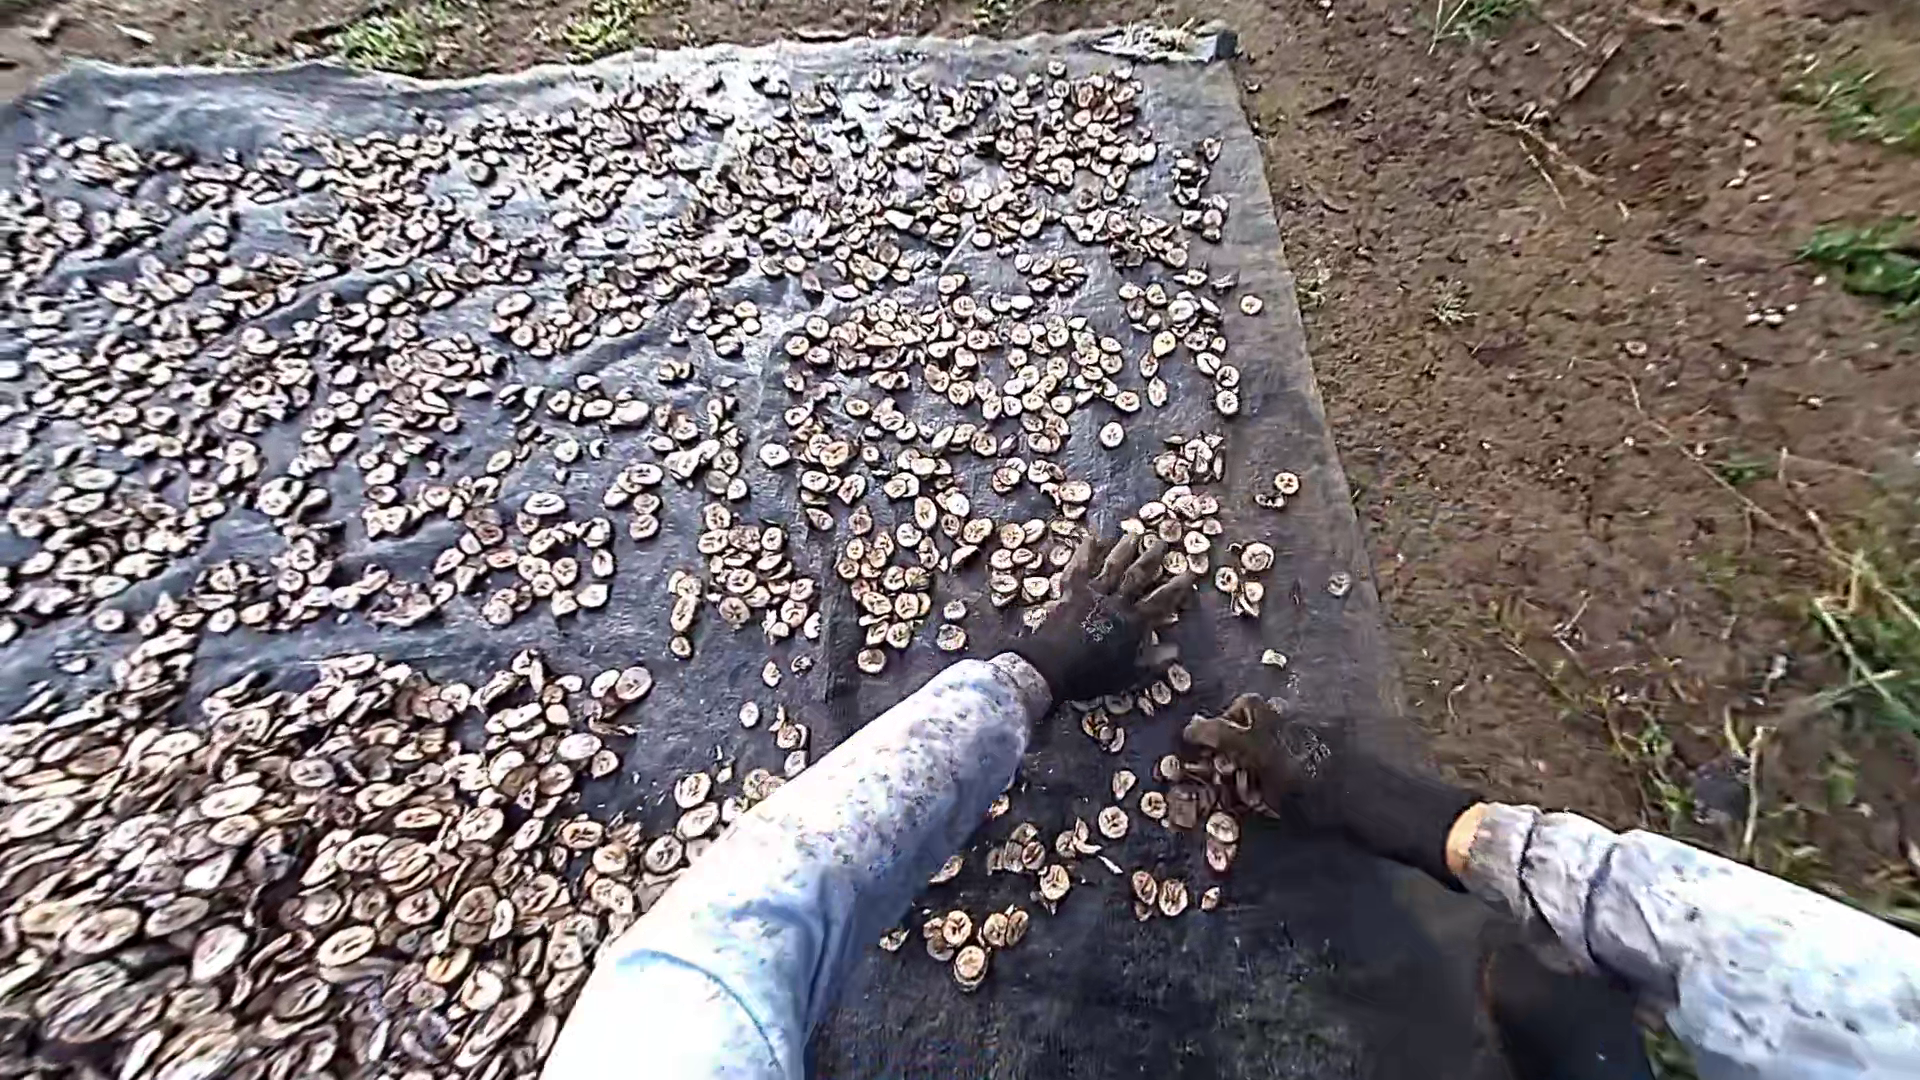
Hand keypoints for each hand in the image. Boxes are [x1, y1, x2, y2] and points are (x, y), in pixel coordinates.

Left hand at [1012, 531, 1195, 703]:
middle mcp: (1116, 602)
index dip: (1177, 587)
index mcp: (1134, 623)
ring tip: (1133, 533)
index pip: (1162, 601)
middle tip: (1162, 542)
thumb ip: (1153, 662)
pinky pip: (1080, 566)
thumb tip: (1176, 650)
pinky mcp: (1071, 591)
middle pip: (1138, 576)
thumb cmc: (1092, 675)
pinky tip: (1090, 537)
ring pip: (1112, 565)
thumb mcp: (1129, 675)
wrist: (1054, 666)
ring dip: (1124, 548)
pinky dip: (1085, 551)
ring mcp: (1093, 593)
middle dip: (1152, 558)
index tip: (1189, 571)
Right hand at [1183, 694, 1479, 888]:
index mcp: (1267, 747)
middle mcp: (1284, 727)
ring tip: (1261, 757)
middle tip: (1230, 743)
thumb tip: (1242, 781)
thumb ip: (1260, 789)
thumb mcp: (1291, 811)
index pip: (1221, 731)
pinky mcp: (1330, 728)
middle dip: (1232, 719)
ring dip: (1259, 728)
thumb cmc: (1343, 818)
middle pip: (1246, 706)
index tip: (1189, 737)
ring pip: (1272, 714)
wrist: (1404, 808)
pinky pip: (1295, 724)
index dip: (1200, 732)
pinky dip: (1284, 737)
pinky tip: (1294, 761)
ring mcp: (1309, 723)